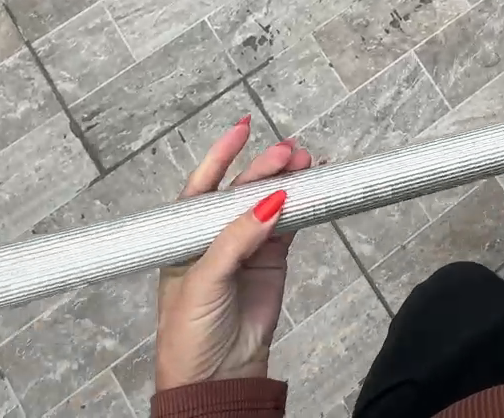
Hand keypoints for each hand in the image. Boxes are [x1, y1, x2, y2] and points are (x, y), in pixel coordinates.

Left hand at [156, 118, 311, 390]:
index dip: (221, 155)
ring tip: (307, 161)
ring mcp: (248, 244)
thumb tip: (271, 201)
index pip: (203, 185)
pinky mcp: (274, 258)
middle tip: (289, 152)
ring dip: (288, 179)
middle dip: (265, 166)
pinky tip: (317, 184)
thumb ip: (236, 239)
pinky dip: (305, 201)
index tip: (243, 128)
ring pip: (271, 199)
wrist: (220, 376)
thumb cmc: (189, 335)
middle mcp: (217, 234)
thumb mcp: (202, 283)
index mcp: (187, 236)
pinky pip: (292, 221)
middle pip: (243, 188)